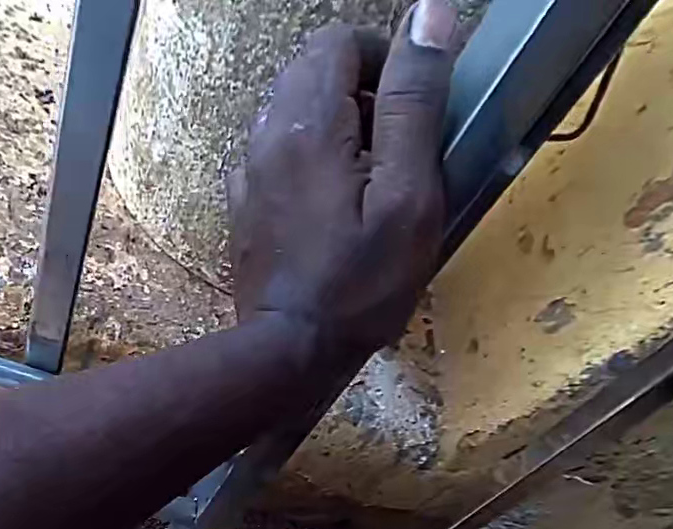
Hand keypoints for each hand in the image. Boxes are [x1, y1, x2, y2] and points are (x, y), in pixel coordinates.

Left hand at [228, 1, 458, 372]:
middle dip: (356, 93)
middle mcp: (267, 136)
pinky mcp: (243, 212)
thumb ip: (415, 103)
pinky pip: (272, 161)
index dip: (383, 61)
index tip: (408, 110)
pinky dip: (301, 164)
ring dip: (328, 130)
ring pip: (288, 117)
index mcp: (310, 122)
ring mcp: (247, 177)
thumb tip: (430, 15)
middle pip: (309, 74)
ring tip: (360, 185)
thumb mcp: (408, 197)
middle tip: (390, 152)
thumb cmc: (359, 286)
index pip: (341, 42)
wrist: (291, 351)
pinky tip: (323, 207)